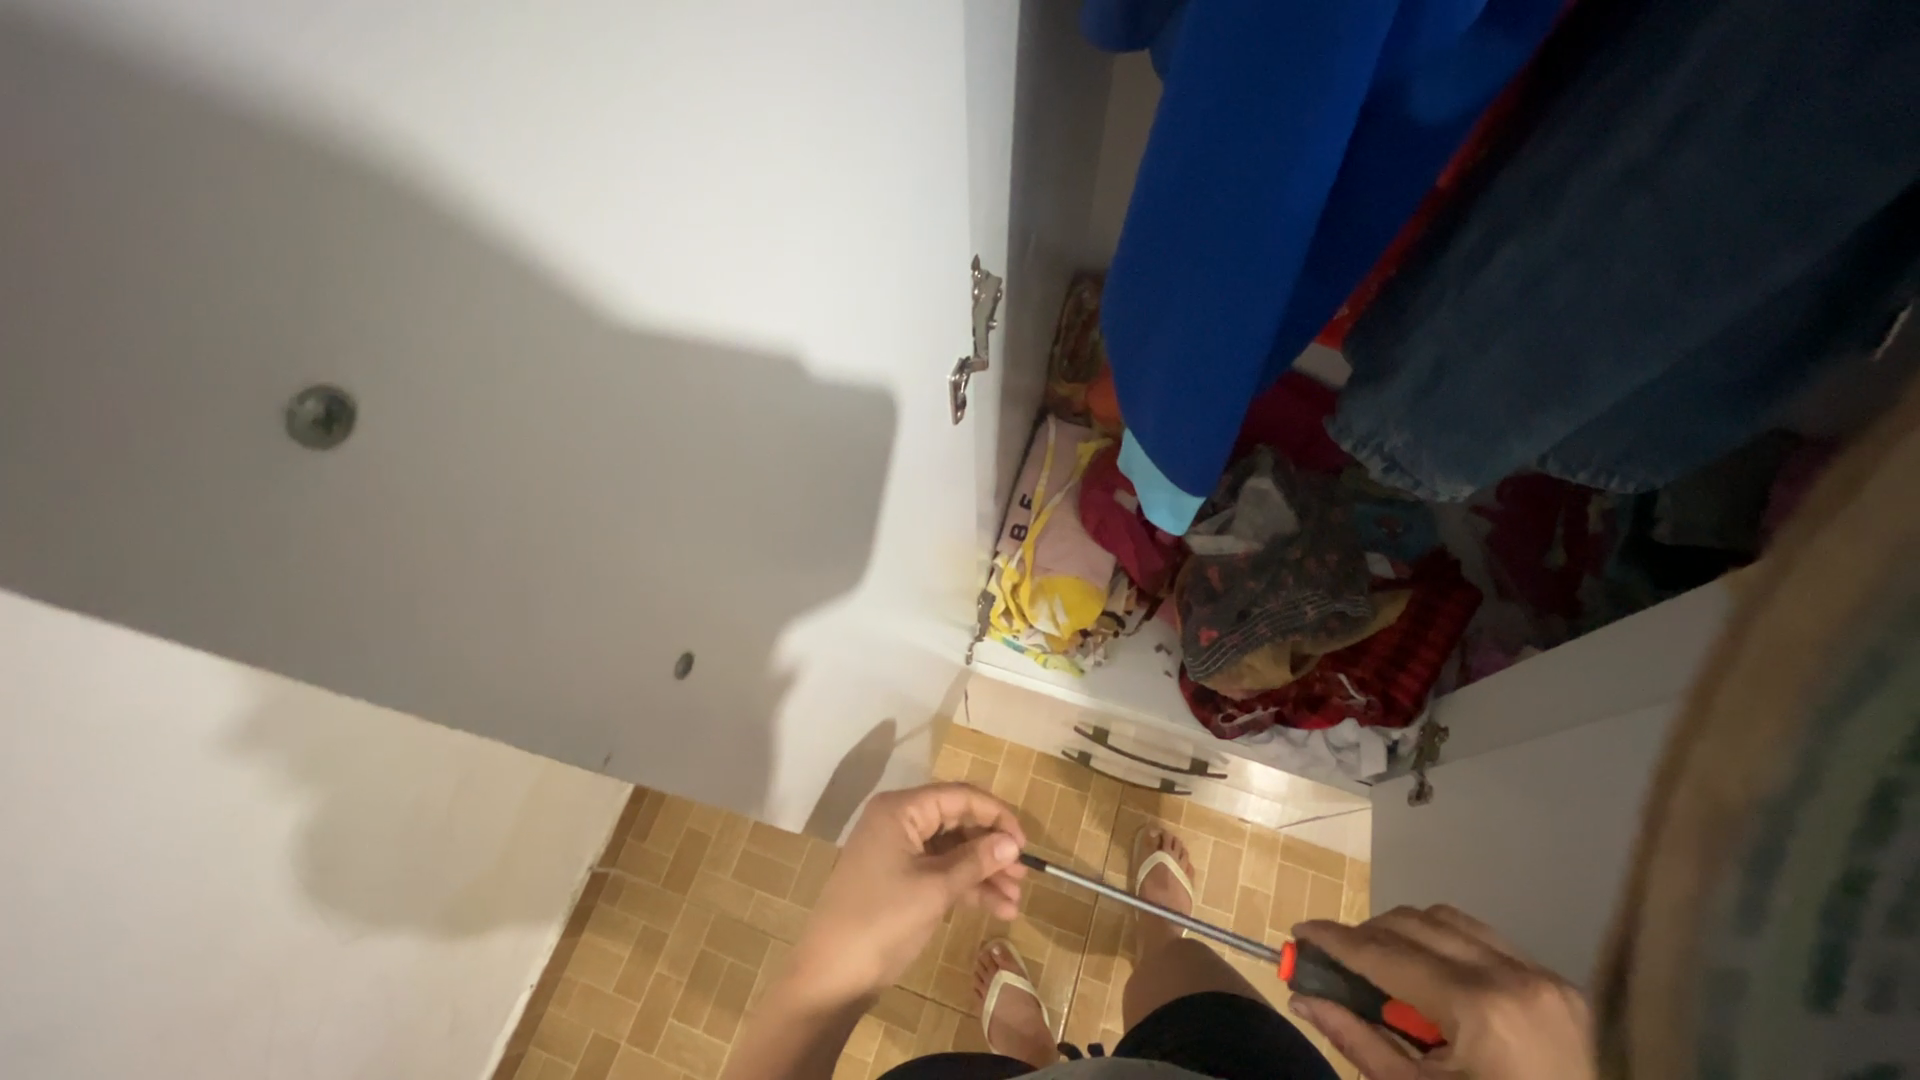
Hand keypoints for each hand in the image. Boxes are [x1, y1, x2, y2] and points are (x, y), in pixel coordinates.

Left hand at [790, 782, 1027, 1002]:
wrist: (832, 974)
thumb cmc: (883, 920)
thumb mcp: (935, 889)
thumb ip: (976, 861)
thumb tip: (1012, 844)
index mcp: (902, 809)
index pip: (959, 797)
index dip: (996, 816)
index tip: (1024, 845)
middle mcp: (899, 820)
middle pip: (957, 822)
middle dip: (992, 849)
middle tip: (1023, 877)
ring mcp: (898, 850)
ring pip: (953, 850)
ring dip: (984, 873)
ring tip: (1015, 901)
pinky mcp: (900, 878)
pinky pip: (941, 871)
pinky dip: (967, 887)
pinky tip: (998, 909)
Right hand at [1290, 906, 1595, 1079]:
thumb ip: (1357, 1039)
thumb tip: (1302, 999)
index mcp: (1478, 1008)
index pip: (1385, 954)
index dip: (1335, 940)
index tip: (1300, 932)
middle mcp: (1513, 976)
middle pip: (1414, 923)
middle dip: (1367, 935)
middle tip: (1338, 958)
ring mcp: (1544, 978)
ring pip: (1449, 920)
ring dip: (1407, 933)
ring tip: (1386, 967)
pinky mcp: (1561, 987)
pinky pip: (1487, 941)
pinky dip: (1449, 947)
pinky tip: (1435, 979)